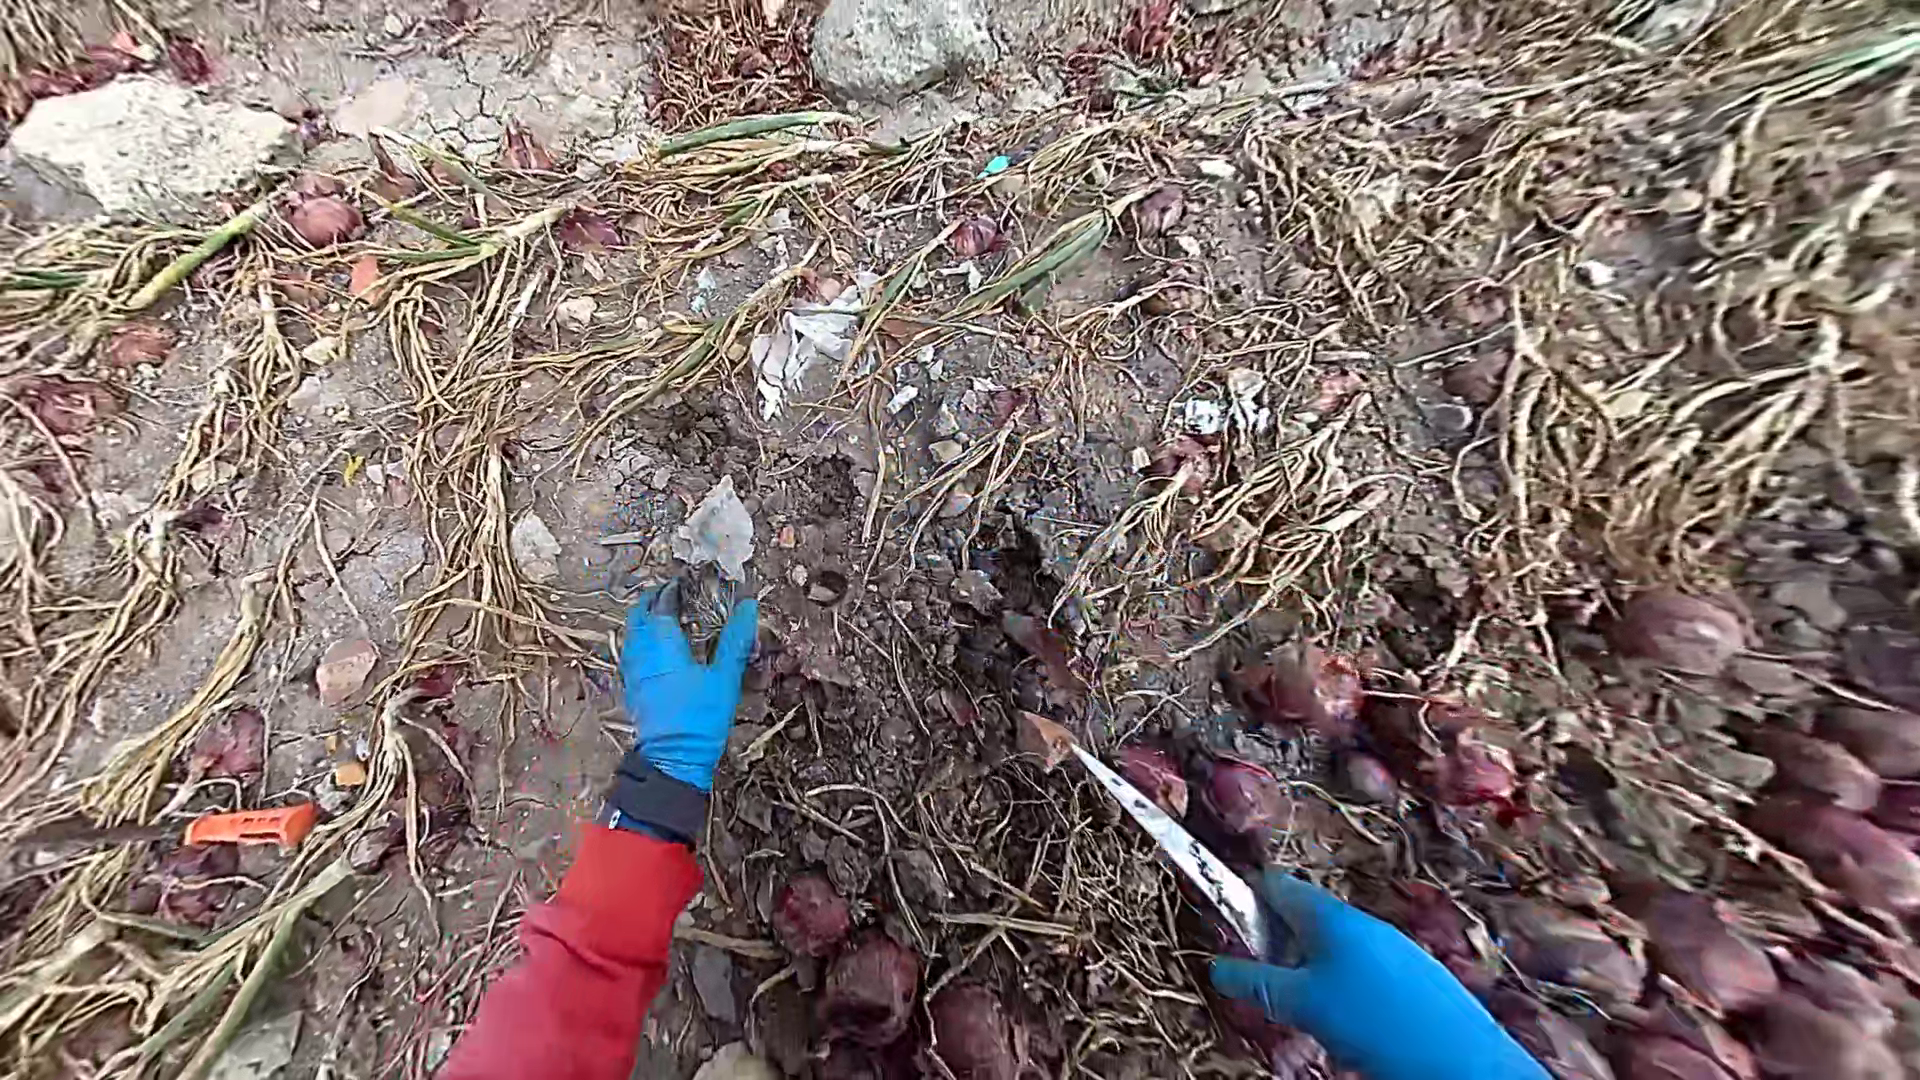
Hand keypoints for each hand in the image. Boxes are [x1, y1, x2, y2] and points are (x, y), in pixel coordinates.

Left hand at [618, 581, 758, 791]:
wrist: (673, 760)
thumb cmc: (700, 718)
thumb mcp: (725, 677)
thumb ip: (736, 639)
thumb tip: (748, 606)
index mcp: (661, 646)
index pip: (661, 604)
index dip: (675, 587)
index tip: (692, 580)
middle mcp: (640, 654)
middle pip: (640, 614)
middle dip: (657, 598)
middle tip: (681, 593)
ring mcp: (633, 671)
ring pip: (634, 632)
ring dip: (650, 617)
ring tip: (675, 614)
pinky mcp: (633, 686)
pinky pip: (635, 649)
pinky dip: (647, 637)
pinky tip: (667, 645)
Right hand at [1211, 873, 1547, 1079]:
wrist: (1477, 1073)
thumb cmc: (1378, 1026)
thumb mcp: (1305, 1006)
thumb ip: (1258, 983)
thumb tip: (1216, 968)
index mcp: (1327, 914)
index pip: (1272, 883)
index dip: (1246, 897)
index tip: (1233, 927)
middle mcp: (1359, 920)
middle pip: (1303, 915)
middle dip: (1281, 944)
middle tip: (1274, 984)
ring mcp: (1394, 947)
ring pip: (1334, 946)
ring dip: (1313, 968)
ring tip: (1315, 1012)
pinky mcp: (1421, 978)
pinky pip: (1367, 968)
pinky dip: (1348, 986)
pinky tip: (1358, 1028)